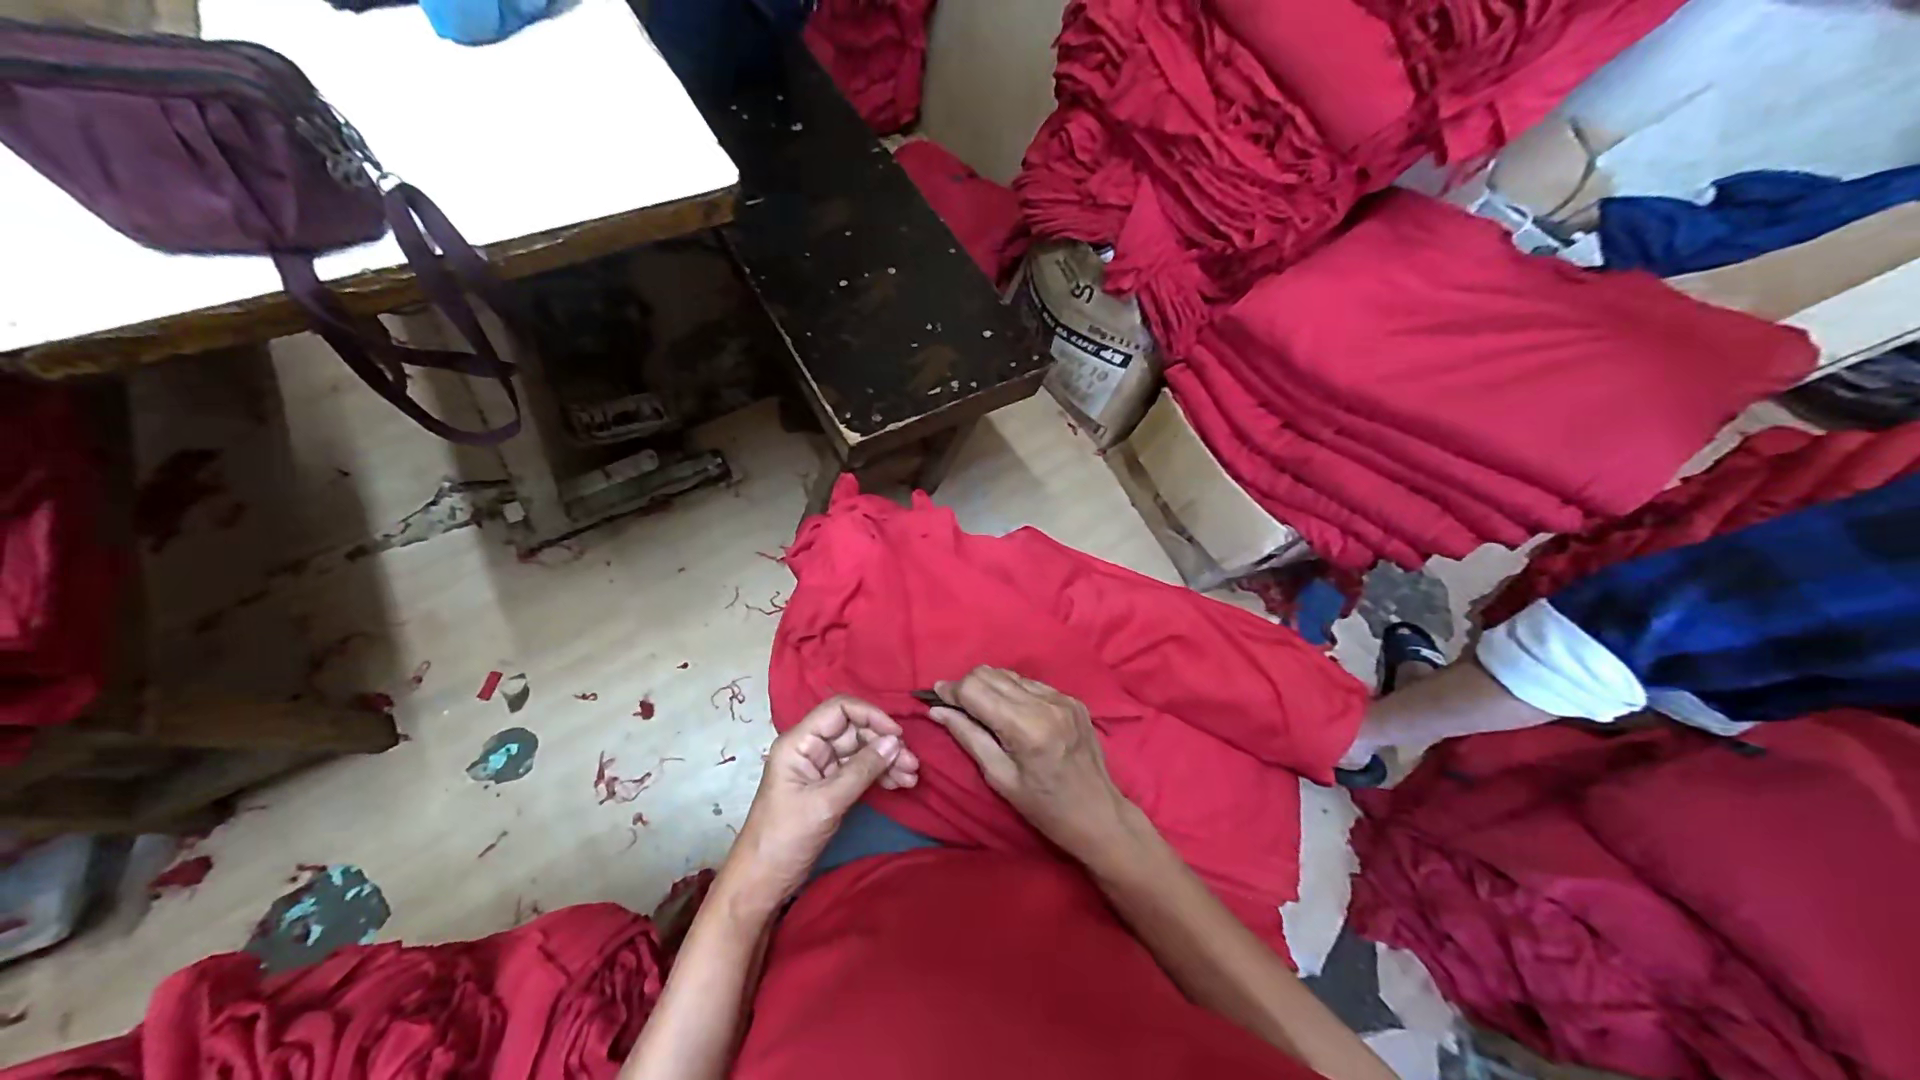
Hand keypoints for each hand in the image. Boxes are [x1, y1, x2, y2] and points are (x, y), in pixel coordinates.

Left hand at [719, 695, 919, 913]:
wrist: (762, 882)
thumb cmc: (785, 839)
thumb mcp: (826, 802)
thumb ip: (861, 770)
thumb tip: (895, 742)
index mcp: (799, 742)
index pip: (839, 709)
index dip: (870, 715)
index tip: (897, 735)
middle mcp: (810, 748)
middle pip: (854, 729)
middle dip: (884, 742)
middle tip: (911, 764)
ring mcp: (820, 767)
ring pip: (860, 750)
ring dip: (886, 760)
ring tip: (911, 777)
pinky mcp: (828, 787)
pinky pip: (859, 770)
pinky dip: (879, 774)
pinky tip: (898, 783)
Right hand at [928, 667, 1142, 863]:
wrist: (1099, 814)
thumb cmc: (1044, 807)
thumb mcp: (999, 777)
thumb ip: (968, 737)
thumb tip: (938, 711)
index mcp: (1026, 727)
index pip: (976, 690)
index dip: (951, 691)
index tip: (934, 698)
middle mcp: (1045, 703)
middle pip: (990, 674)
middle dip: (967, 686)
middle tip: (955, 706)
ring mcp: (1062, 698)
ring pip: (1010, 675)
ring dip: (990, 687)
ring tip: (982, 710)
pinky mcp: (1072, 699)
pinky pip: (1032, 684)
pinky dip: (1014, 692)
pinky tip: (1012, 713)